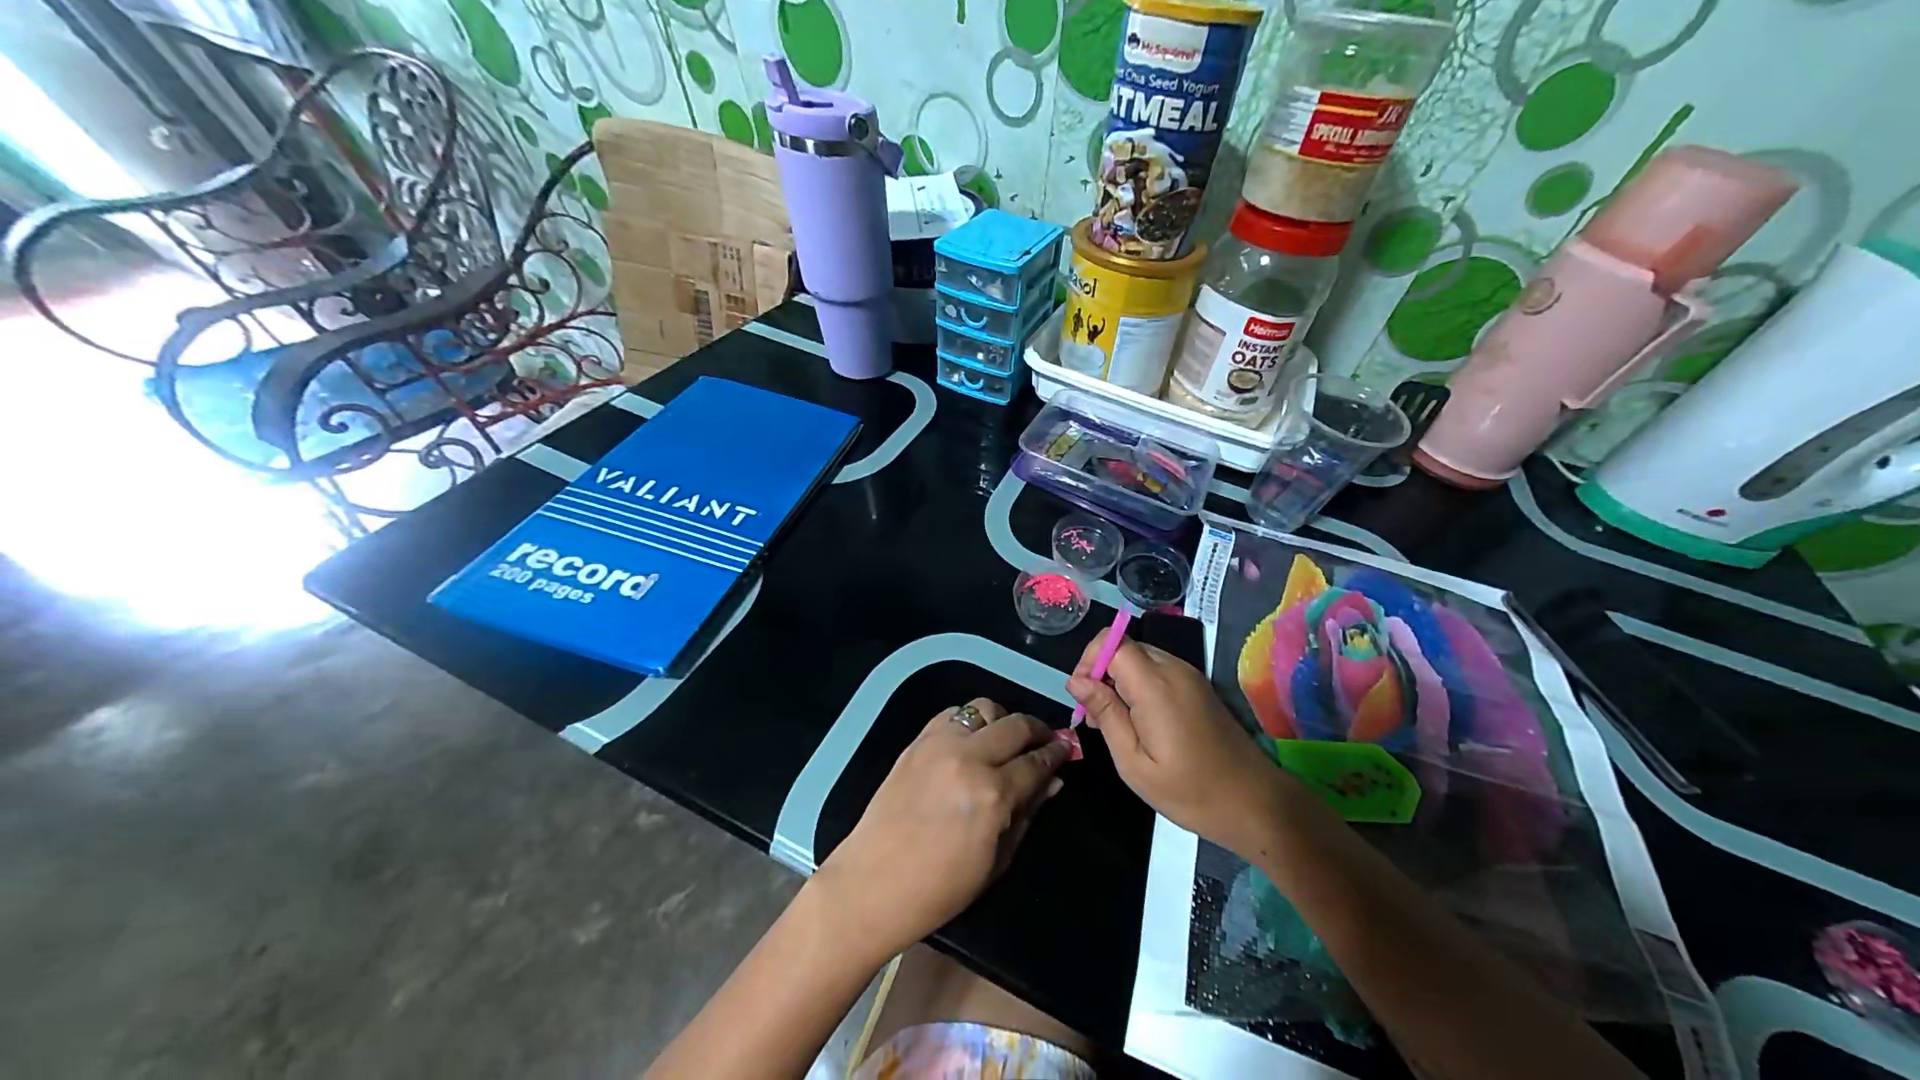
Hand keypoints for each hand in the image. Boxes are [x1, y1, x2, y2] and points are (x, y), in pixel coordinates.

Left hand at [809, 699, 1072, 961]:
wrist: (873, 884)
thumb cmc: (941, 888)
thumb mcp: (997, 860)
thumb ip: (1028, 814)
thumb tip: (1052, 782)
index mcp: (992, 794)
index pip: (1037, 761)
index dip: (1058, 754)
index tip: (1069, 749)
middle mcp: (968, 758)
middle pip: (1016, 725)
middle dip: (1038, 731)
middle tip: (1047, 742)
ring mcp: (938, 744)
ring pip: (983, 708)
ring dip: (1003, 721)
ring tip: (1008, 740)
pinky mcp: (916, 742)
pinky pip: (952, 715)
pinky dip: (970, 721)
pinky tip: (973, 740)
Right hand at [1069, 633, 1311, 861]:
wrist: (1255, 803)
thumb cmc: (1189, 791)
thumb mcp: (1133, 762)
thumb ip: (1105, 714)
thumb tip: (1077, 682)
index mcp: (1155, 685)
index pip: (1111, 641)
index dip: (1089, 661)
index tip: (1083, 699)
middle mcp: (1174, 669)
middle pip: (1125, 646)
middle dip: (1101, 672)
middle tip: (1095, 717)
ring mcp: (1190, 676)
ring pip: (1140, 657)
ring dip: (1119, 680)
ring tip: (1116, 724)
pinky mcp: (1198, 686)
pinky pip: (1157, 670)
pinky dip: (1139, 685)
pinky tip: (1140, 722)